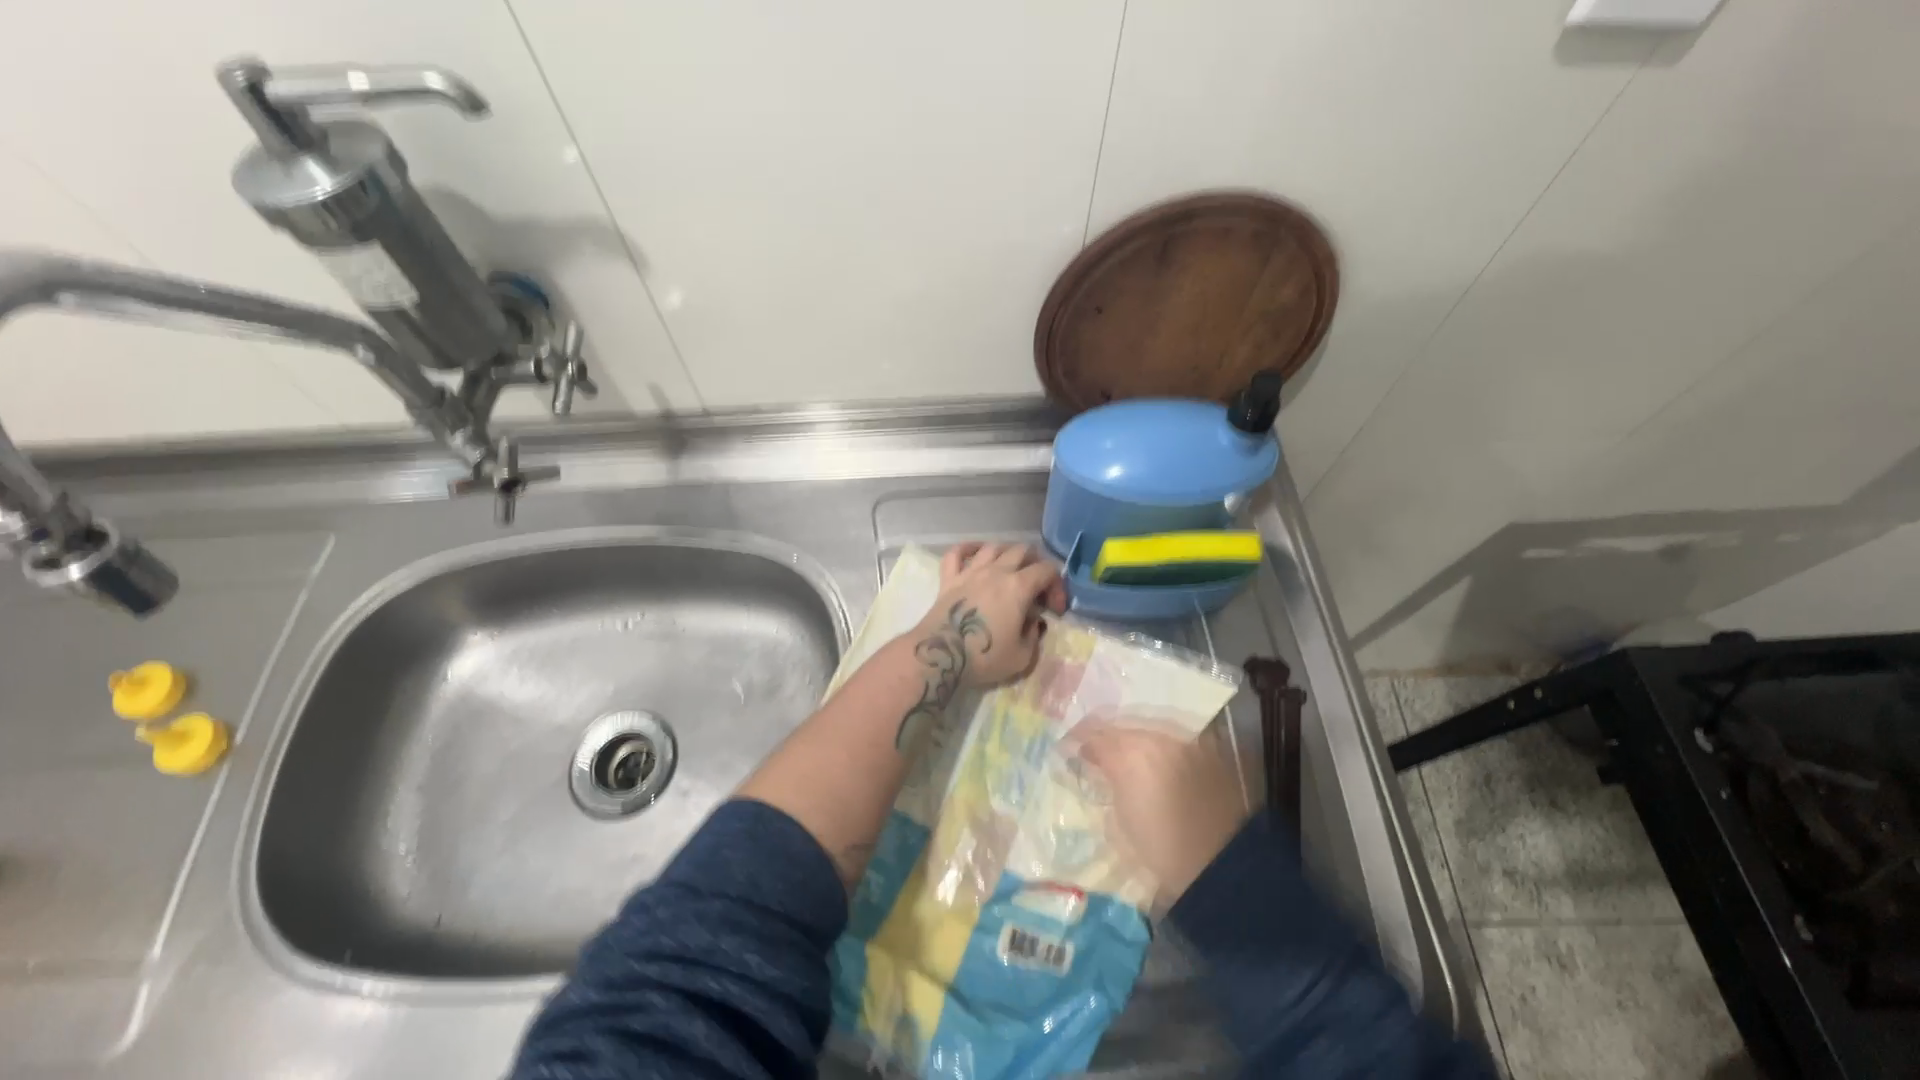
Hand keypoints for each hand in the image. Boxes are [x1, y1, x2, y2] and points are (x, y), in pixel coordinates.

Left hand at [914, 542, 1066, 687]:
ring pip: (993, 547)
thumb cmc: (985, 658)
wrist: (941, 656)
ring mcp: (970, 572)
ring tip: (1011, 568)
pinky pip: (956, 553)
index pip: (1047, 570)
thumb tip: (1031, 621)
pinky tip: (975, 553)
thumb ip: (1034, 634)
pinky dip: (967, 549)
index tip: (1054, 609)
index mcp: (1019, 587)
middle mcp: (996, 571)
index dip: (1057, 586)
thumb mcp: (1023, 656)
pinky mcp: (948, 579)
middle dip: (1036, 564)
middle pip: (1022, 550)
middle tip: (1036, 587)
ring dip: (1007, 553)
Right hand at [1072, 719, 1251, 907]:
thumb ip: (1106, 783)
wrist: (1219, 864)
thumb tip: (1098, 768)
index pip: (1095, 736)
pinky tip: (1155, 761)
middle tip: (1093, 748)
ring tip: (1124, 754)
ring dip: (1133, 738)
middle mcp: (1157, 738)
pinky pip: (1175, 739)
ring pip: (1150, 728)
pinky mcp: (1208, 751)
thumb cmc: (1161, 850)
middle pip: (1122, 725)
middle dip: (1104, 735)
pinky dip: (1160, 746)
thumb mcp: (1119, 822)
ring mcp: (1186, 742)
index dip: (1078, 741)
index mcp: (1128, 755)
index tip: (1069, 750)